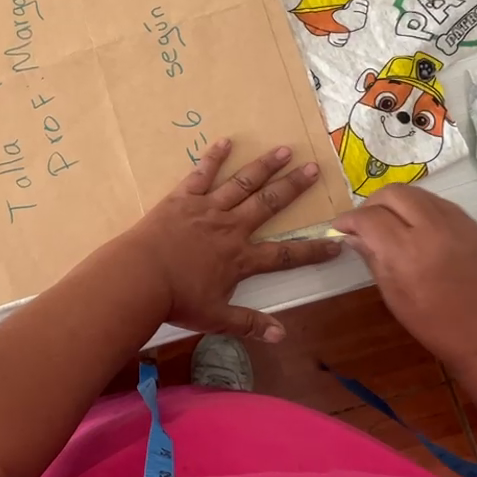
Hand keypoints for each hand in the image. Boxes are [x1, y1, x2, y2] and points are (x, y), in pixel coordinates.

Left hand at [101, 138, 340, 341]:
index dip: (313, 250)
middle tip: (313, 169)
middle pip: (268, 205)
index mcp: (240, 258)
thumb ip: (248, 324)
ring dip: (264, 166)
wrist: (139, 276)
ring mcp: (206, 209)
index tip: (337, 242)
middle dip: (293, 187)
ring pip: (242, 183)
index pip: (285, 255)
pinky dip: (213, 157)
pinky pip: (201, 174)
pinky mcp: (182, 198)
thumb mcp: (215, 318)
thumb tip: (281, 335)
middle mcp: (230, 228)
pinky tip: (225, 142)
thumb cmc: (176, 299)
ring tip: (284, 150)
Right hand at [332, 184, 476, 366]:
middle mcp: (432, 229)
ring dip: (394, 201)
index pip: (368, 218)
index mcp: (408, 252)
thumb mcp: (395, 299)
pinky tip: (415, 225)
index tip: (340, 228)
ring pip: (415, 192)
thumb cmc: (439, 326)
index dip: (348, 220)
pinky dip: (418, 206)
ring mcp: (456, 223)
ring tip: (387, 222)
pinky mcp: (472, 225)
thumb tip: (354, 238)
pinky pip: (437, 201)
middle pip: (392, 194)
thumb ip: (373, 261)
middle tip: (363, 223)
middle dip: (370, 204)